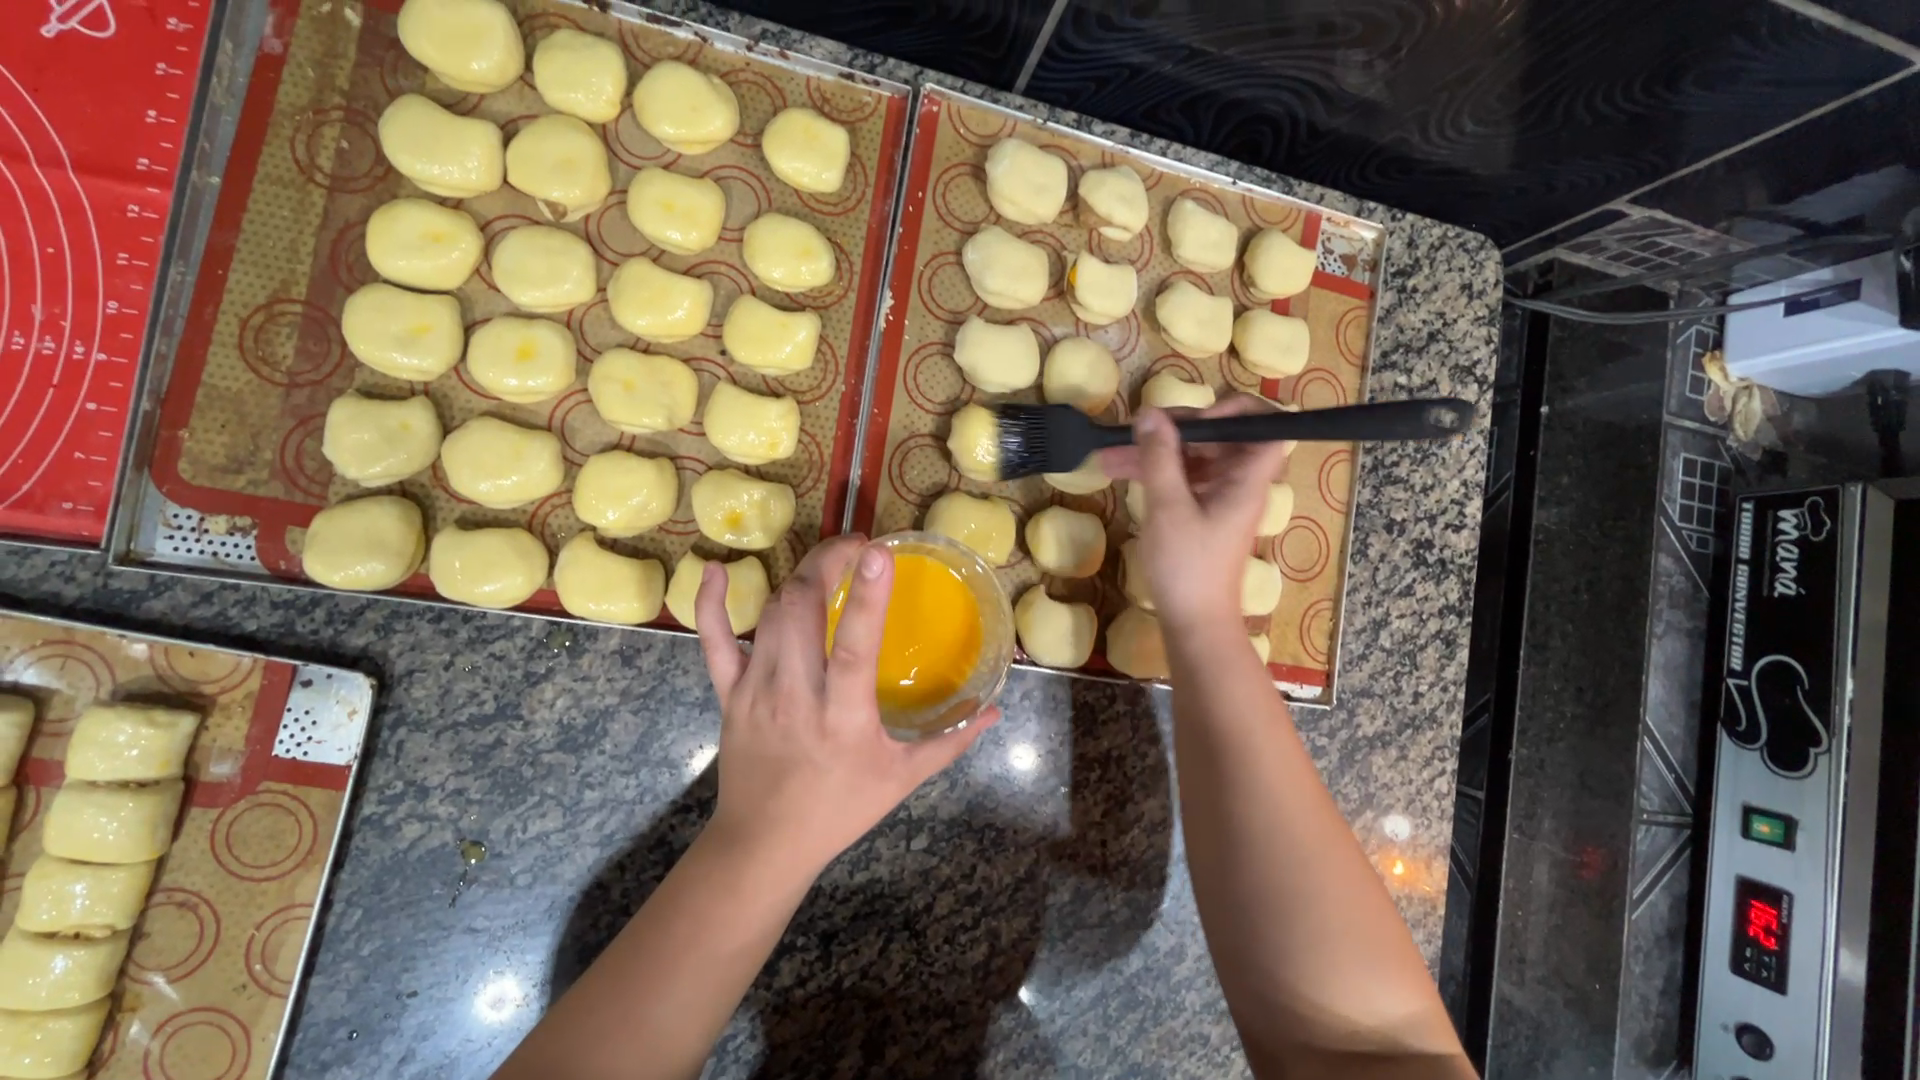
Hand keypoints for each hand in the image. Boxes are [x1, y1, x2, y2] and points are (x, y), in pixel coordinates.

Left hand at [694, 535, 999, 874]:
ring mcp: (756, 689)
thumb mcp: (903, 779)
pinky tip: (719, 573)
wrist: (764, 843)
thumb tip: (995, 712)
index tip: (877, 549)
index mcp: (843, 716)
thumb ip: (951, 742)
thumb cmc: (838, 809)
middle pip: (802, 609)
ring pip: (771, 614)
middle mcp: (795, 693)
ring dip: (800, 578)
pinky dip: (710, 604)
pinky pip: (713, 642)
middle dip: (827, 563)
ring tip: (829, 562)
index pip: (854, 645)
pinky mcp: (730, 692)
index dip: (867, 595)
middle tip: (857, 546)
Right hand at [1101, 396, 1289, 631]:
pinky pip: (1183, 479)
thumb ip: (1159, 457)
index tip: (1201, 415)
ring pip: (1193, 458)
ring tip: (1111, 452)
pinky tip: (1120, 470)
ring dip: (1155, 451)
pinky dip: (1155, 472)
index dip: (1239, 410)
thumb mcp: (1168, 507)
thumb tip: (1149, 413)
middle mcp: (1239, 484)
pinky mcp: (1201, 514)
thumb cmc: (1187, 566)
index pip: (1268, 427)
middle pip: (1219, 438)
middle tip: (1138, 429)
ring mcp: (1219, 499)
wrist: (1194, 622)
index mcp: (1247, 479)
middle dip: (1176, 428)